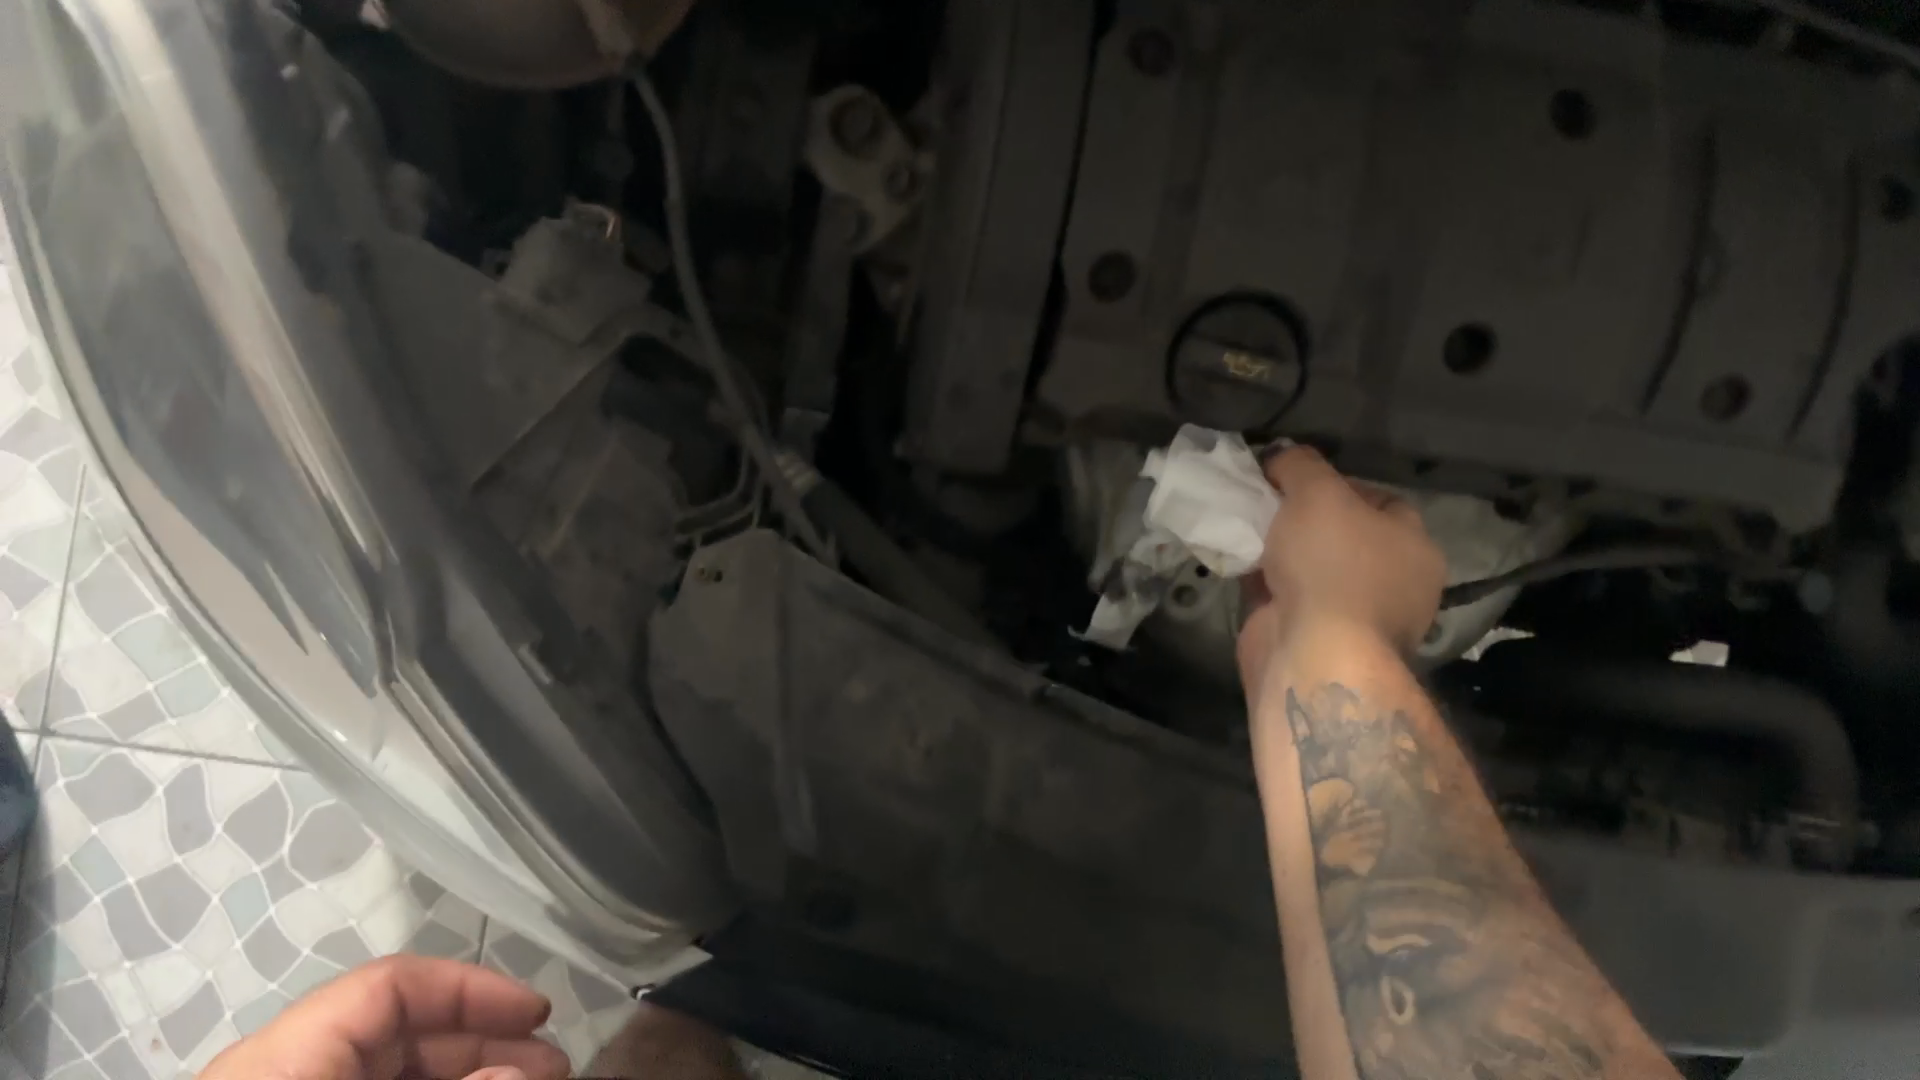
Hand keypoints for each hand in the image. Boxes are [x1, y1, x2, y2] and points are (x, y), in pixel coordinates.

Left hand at [198, 955, 571, 1079]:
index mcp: (281, 1065)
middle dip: (484, 1046)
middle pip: (401, 1034)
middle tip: (553, 1068)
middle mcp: (281, 1077)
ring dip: (468, 1079)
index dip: (473, 989)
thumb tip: (522, 1073)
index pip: (390, 987)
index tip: (537, 1016)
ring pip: (394, 1076)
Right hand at [1236, 447, 1444, 693]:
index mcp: (1414, 547)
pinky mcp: (1314, 638)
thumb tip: (1280, 455)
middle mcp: (1392, 583)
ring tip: (1243, 525)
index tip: (1293, 477)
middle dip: (1300, 517)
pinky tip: (1237, 560)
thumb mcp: (1317, 492)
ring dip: (1276, 549)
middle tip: (1263, 500)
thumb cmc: (1331, 564)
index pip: (1379, 501)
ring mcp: (1353, 615)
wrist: (1313, 652)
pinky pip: (1284, 594)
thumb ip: (1299, 465)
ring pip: (1309, 566)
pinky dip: (1261, 579)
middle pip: (1340, 533)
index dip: (1335, 482)